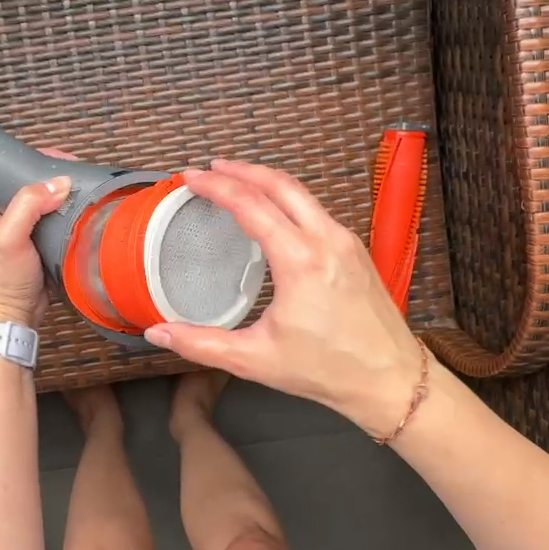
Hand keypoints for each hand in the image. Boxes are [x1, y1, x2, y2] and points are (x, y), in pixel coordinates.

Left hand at [0, 173, 70, 327]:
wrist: (15, 313)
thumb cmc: (4, 278)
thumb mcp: (10, 237)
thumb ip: (28, 206)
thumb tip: (59, 183)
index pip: (13, 168)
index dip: (38, 159)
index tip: (64, 161)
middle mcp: (3, 210)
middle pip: (33, 181)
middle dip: (56, 176)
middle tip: (80, 175)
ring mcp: (22, 225)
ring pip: (47, 199)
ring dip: (65, 195)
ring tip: (87, 190)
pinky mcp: (38, 240)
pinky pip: (56, 218)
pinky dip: (69, 213)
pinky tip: (84, 210)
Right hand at [142, 159, 427, 436]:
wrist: (391, 381)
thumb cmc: (327, 371)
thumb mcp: (254, 360)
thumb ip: (200, 343)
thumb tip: (157, 333)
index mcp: (300, 261)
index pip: (251, 204)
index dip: (216, 186)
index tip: (192, 178)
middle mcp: (326, 240)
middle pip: (279, 184)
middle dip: (241, 170)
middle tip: (210, 168)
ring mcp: (345, 241)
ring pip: (301, 192)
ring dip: (265, 180)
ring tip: (236, 180)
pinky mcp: (355, 250)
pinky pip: (315, 210)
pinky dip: (287, 198)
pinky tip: (272, 210)